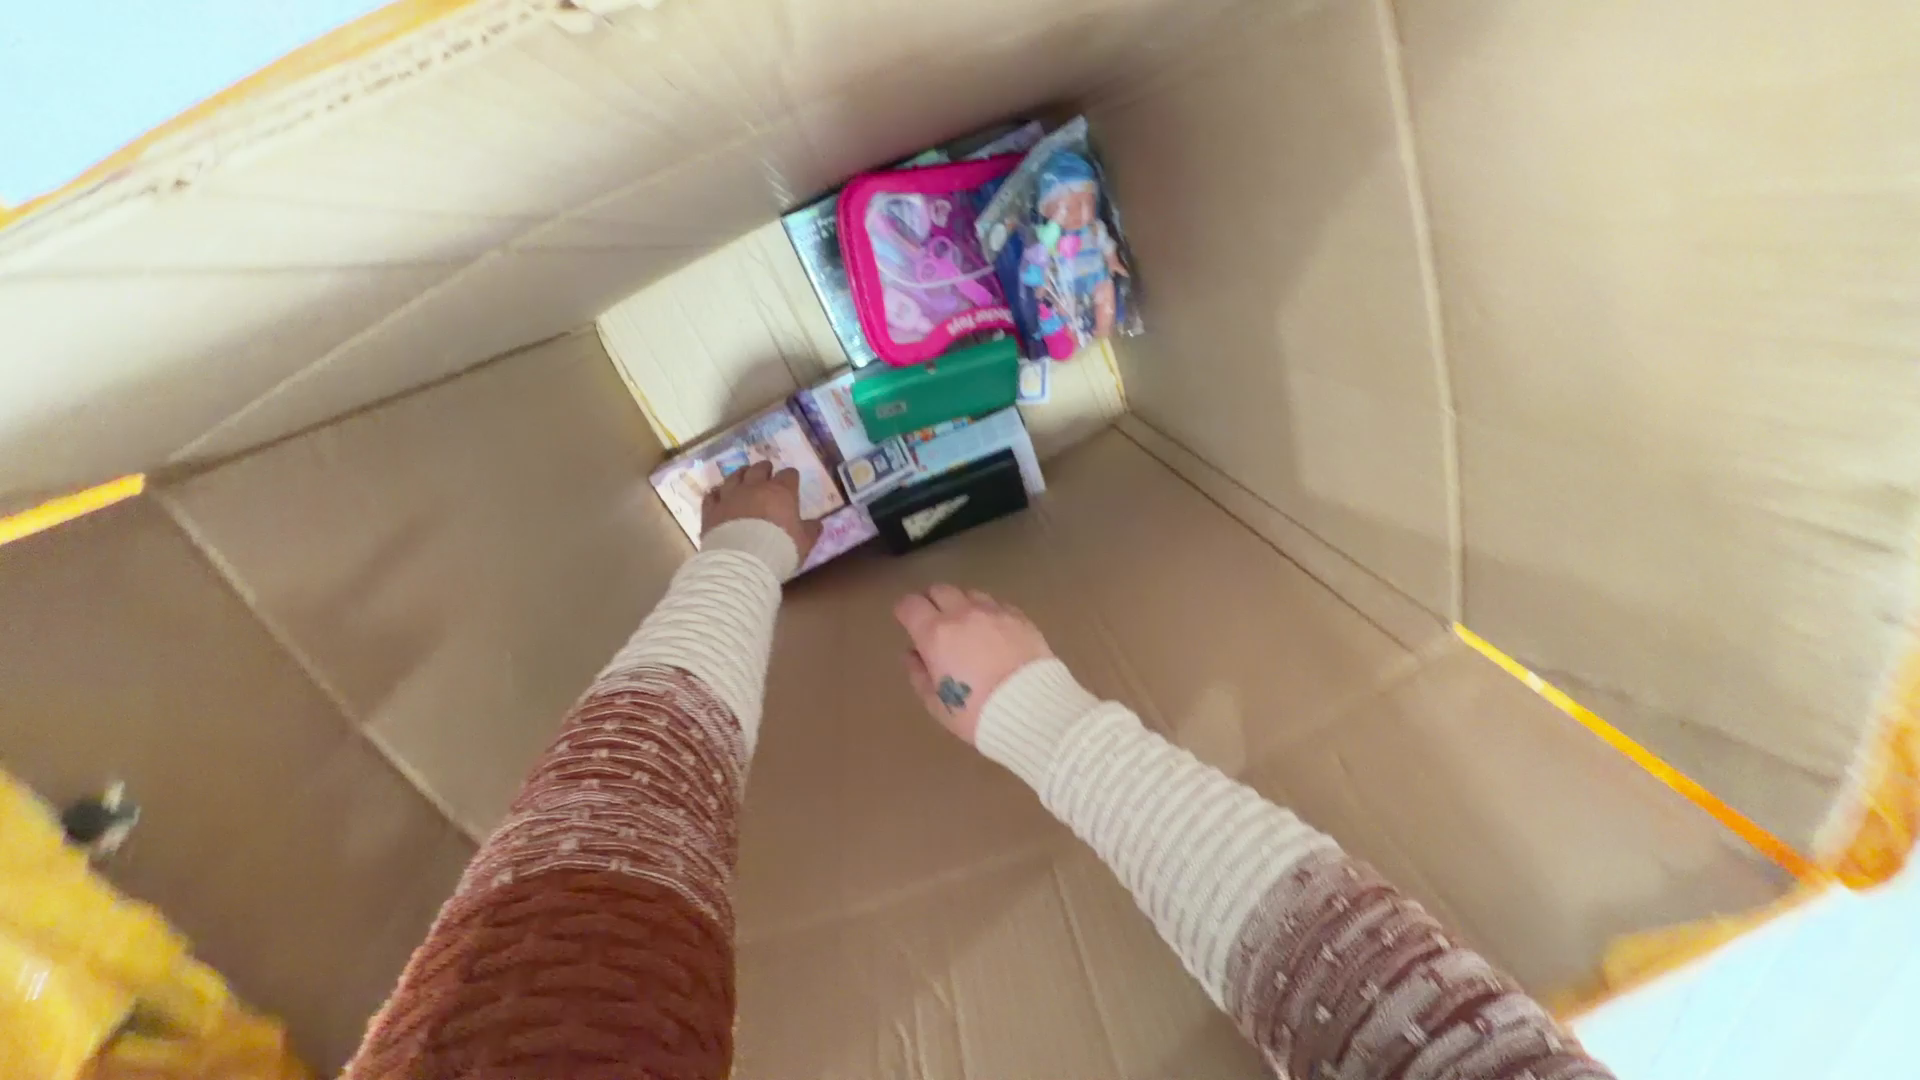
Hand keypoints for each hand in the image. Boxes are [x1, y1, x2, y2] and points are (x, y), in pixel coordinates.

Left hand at [702, 461, 820, 559]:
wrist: (744, 560)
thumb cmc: (780, 548)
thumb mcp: (804, 542)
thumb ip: (810, 530)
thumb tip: (816, 524)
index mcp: (781, 492)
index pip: (789, 475)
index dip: (791, 477)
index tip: (792, 481)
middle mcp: (754, 488)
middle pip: (759, 469)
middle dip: (765, 468)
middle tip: (767, 470)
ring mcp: (730, 496)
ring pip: (734, 476)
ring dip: (740, 474)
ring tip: (743, 474)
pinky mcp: (712, 509)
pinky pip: (712, 495)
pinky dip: (717, 494)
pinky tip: (718, 495)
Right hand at [893, 585, 1053, 742]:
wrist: (1033, 710)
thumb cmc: (977, 713)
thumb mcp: (937, 704)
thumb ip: (919, 675)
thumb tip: (912, 654)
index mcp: (936, 633)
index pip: (910, 604)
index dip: (905, 611)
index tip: (907, 622)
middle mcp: (963, 614)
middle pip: (939, 590)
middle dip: (932, 602)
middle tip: (935, 622)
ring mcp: (994, 611)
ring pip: (970, 593)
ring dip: (962, 605)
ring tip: (968, 626)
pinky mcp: (1020, 616)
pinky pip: (997, 604)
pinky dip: (989, 613)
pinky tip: (994, 632)